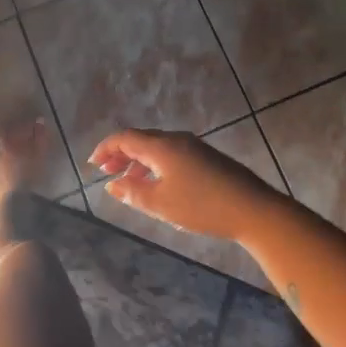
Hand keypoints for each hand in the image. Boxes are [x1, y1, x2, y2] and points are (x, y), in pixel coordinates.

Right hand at [87, 128, 284, 242]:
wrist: (252, 208)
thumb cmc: (202, 206)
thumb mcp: (161, 204)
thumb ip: (133, 193)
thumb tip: (114, 185)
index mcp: (162, 146)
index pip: (125, 137)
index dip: (106, 148)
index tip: (93, 164)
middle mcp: (176, 139)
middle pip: (141, 139)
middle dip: (121, 154)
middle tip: (106, 172)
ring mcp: (194, 147)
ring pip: (157, 148)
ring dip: (138, 161)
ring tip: (128, 181)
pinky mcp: (206, 158)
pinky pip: (171, 154)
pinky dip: (155, 164)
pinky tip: (156, 184)